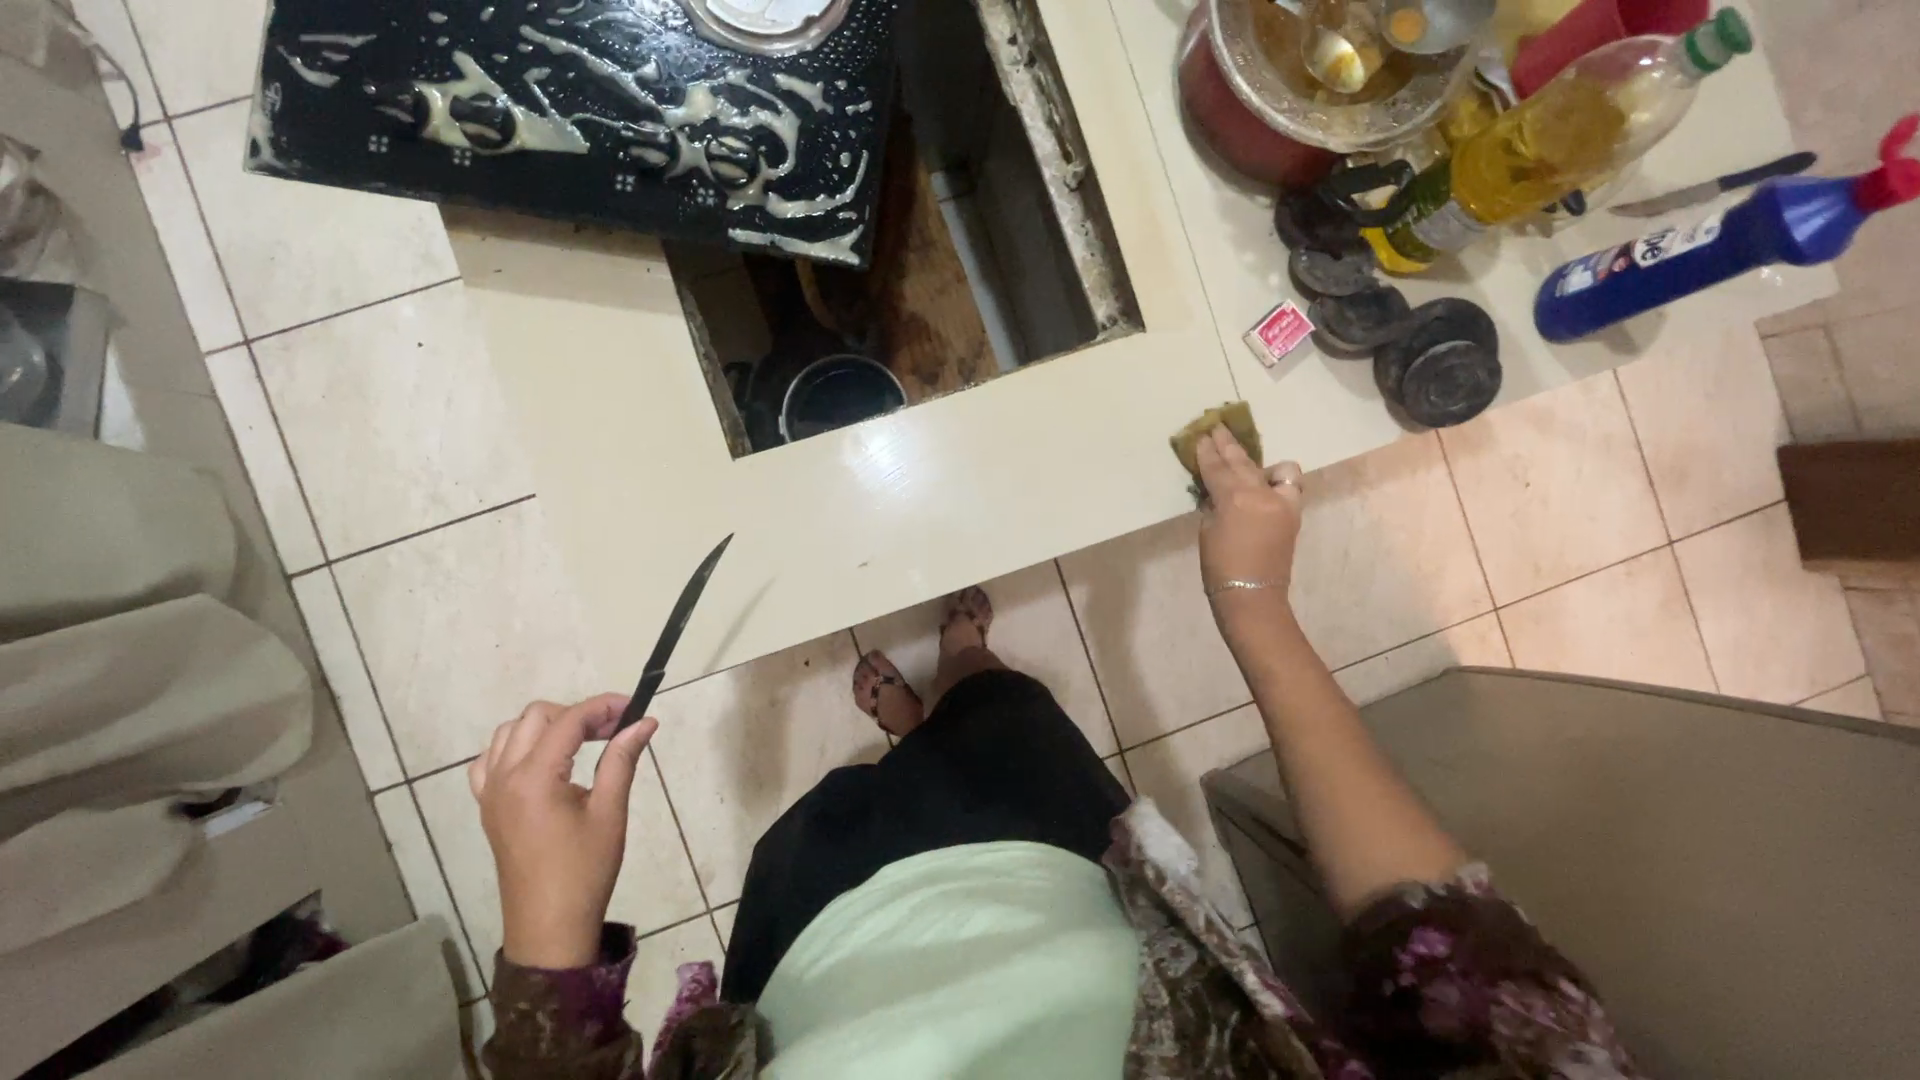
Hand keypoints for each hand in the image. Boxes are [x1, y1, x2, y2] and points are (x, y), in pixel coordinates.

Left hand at [468, 694, 656, 969]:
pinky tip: (544, 763)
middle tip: (614, 731)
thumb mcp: (609, 812)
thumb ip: (622, 759)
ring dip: (547, 727)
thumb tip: (644, 721)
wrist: (549, 925)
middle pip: (536, 716)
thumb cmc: (585, 870)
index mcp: (534, 778)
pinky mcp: (488, 807)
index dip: (604, 707)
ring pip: (509, 732)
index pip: (569, 720)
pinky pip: (490, 760)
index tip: (635, 708)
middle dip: (577, 714)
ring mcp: (490, 792)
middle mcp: (504, 777)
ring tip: (583, 744)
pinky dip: (516, 748)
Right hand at [1194, 425, 1304, 632]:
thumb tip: (1216, 491)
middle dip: (1228, 446)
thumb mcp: (1207, 531)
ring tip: (1242, 462)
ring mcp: (1282, 502)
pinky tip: (1264, 483)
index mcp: (1235, 499)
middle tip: (1217, 429)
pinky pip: (1288, 485)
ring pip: (1273, 468)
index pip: (1217, 469)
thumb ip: (1213, 505)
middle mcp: (1262, 494)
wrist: (1252, 596)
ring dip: (1255, 463)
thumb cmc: (1220, 567)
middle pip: (1243, 462)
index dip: (1206, 453)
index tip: (1201, 436)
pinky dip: (1276, 480)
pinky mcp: (1293, 513)